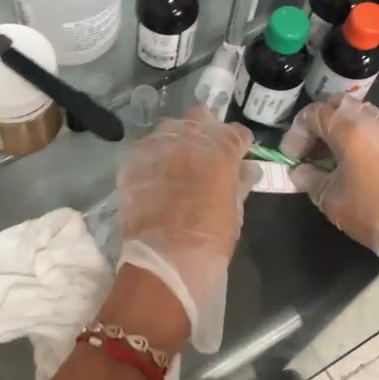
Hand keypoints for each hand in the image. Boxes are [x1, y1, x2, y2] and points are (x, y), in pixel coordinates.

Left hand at [115, 106, 256, 352]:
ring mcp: (156, 149)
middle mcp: (188, 141)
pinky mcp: (132, 162)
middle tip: (205, 151)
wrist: (164, 262)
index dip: (238, 143)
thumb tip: (246, 172)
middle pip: (199, 118)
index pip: (236, 133)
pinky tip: (155, 175)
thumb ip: (239, 185)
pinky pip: (144, 149)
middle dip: (205, 130)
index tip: (238, 154)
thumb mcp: (235, 213)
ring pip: (169, 129)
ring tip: (177, 161)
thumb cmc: (209, 242)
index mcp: (221, 153)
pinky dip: (152, 158)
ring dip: (176, 140)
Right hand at [283, 97, 378, 318]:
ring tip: (345, 158)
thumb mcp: (329, 199)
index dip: (298, 131)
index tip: (294, 155)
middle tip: (316, 149)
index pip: (315, 113)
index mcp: (351, 130)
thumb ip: (309, 178)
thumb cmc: (371, 214)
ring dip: (351, 131)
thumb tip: (301, 171)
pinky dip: (376, 142)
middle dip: (324, 123)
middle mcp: (378, 120)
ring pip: (369, 116)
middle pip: (342, 106)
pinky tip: (376, 167)